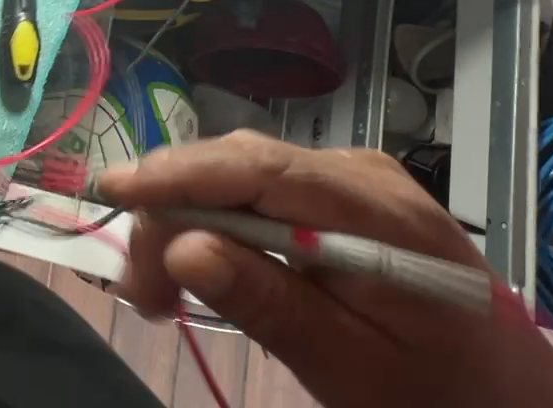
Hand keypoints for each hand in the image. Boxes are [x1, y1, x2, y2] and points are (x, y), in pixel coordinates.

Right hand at [98, 131, 552, 407]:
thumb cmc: (441, 400)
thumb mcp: (356, 371)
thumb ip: (271, 306)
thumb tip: (180, 248)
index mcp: (377, 213)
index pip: (256, 169)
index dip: (176, 173)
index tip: (111, 192)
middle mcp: (356, 173)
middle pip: (233, 168)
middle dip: (170, 214)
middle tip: (140, 290)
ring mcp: (347, 179)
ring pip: (234, 176)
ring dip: (185, 222)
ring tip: (159, 287)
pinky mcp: (336, 195)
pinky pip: (254, 192)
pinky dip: (213, 223)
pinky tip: (199, 260)